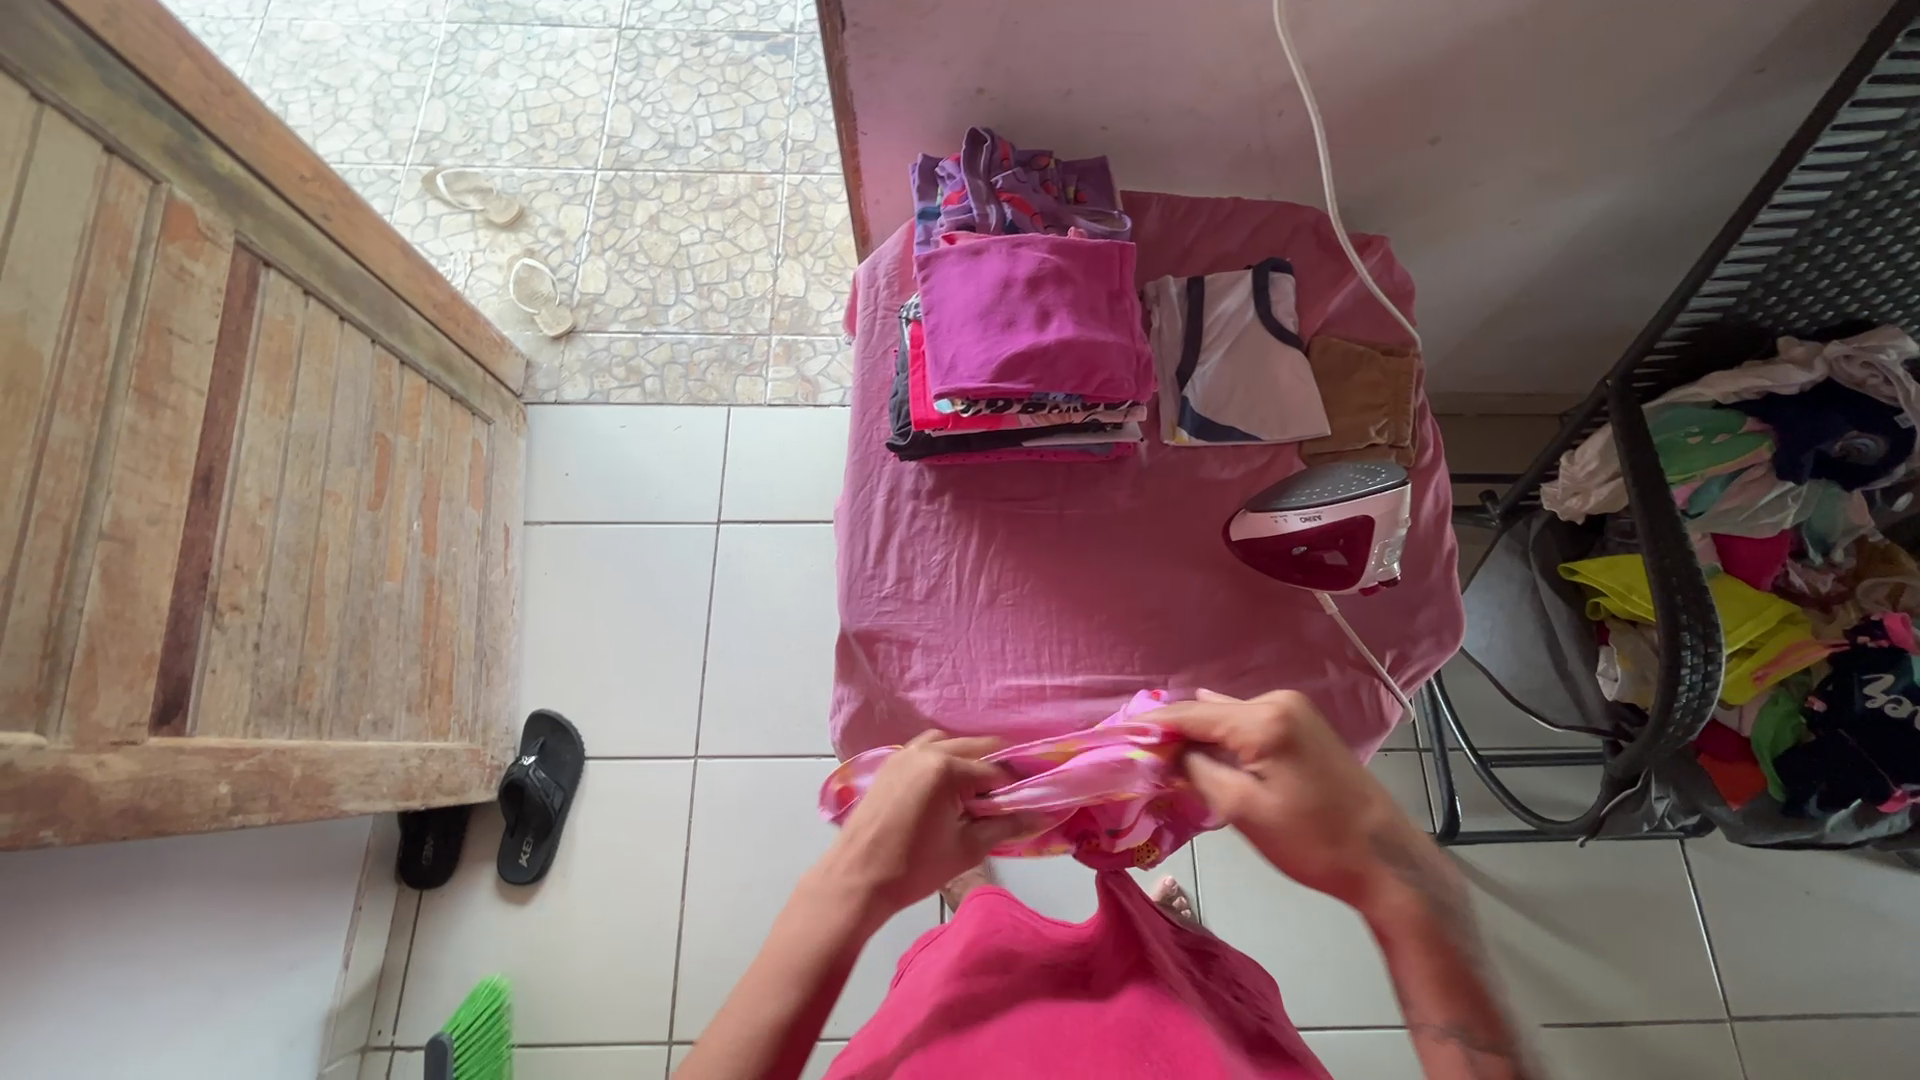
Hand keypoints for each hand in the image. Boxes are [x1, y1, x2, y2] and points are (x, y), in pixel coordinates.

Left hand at [812, 731, 1039, 927]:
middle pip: (976, 747)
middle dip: (997, 767)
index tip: (1034, 796)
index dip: (1019, 784)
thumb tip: (1043, 816)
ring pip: (950, 743)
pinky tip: (950, 786)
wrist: (856, 879)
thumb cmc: (913, 868)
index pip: (997, 769)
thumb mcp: (967, 848)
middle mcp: (927, 751)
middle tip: (1011, 796)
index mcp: (946, 769)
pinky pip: (927, 748)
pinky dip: (944, 758)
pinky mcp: (891, 763)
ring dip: (970, 759)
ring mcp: (905, 753)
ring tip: (980, 790)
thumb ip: (1007, 826)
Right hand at [1157, 689, 1445, 920]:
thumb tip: (1163, 752)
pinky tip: (1203, 754)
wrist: (1390, 863)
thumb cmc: (1314, 841)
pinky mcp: (1303, 727)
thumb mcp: (1243, 810)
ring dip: (1198, 737)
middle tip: (1136, 755)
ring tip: (1160, 757)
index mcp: (1263, 718)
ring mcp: (1294, 711)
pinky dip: (1223, 739)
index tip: (1115, 737)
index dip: (1150, 726)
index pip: (1189, 713)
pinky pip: (1248, 725)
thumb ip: (1196, 771)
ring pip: (1226, 718)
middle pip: (1207, 712)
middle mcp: (1277, 701)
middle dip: (1172, 733)